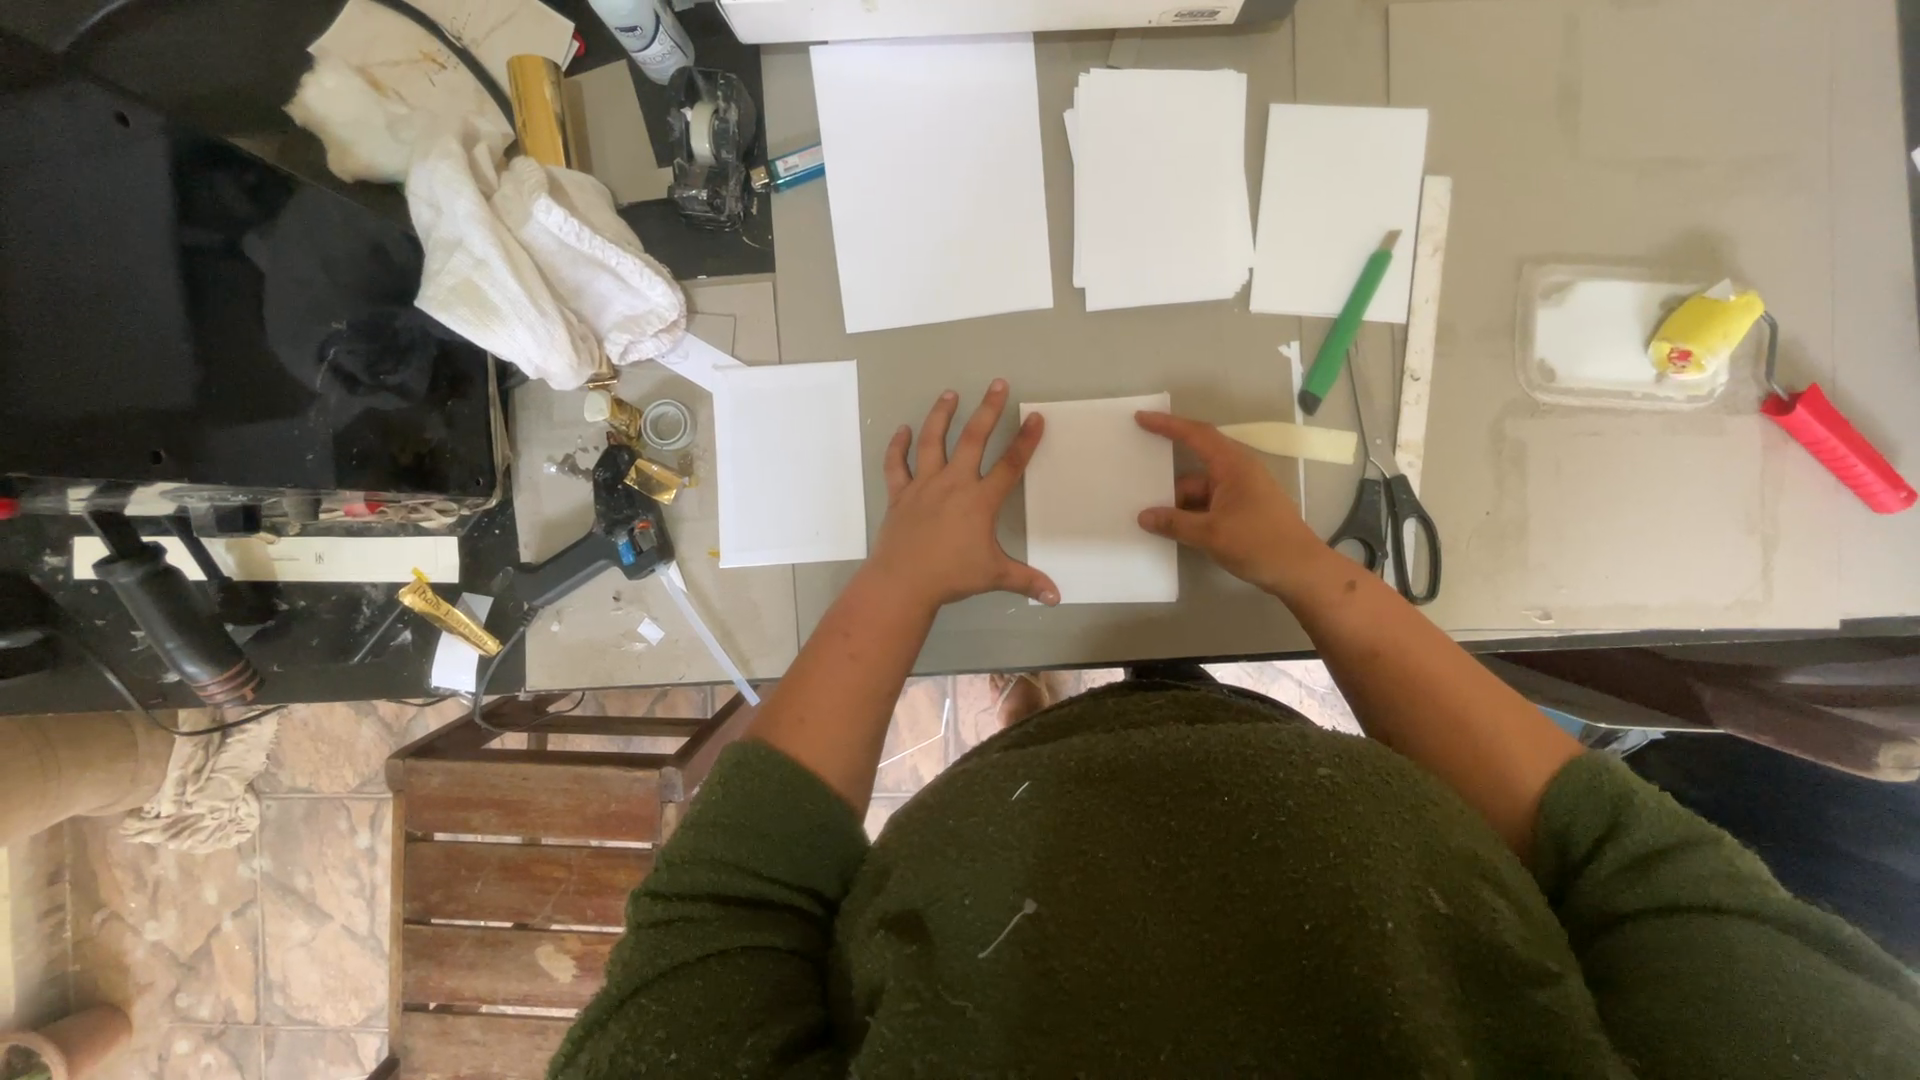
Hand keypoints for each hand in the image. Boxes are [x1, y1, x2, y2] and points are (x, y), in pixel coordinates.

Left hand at [866, 381, 1059, 609]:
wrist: (902, 582)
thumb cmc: (951, 576)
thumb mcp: (994, 576)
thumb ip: (1027, 581)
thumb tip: (1056, 597)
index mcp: (980, 500)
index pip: (1010, 465)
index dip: (1025, 440)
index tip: (1035, 417)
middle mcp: (953, 484)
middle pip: (973, 439)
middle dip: (988, 410)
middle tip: (997, 384)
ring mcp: (923, 486)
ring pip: (931, 441)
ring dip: (941, 415)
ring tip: (949, 394)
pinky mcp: (899, 494)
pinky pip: (896, 464)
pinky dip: (897, 446)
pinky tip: (902, 430)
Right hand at [1134, 411, 1327, 597]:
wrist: (1301, 571)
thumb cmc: (1259, 543)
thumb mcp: (1210, 534)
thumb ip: (1174, 523)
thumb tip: (1144, 517)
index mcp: (1233, 466)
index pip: (1197, 435)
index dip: (1168, 425)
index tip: (1141, 418)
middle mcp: (1238, 473)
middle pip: (1194, 469)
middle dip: (1168, 481)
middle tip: (1138, 485)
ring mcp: (1242, 493)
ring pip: (1200, 491)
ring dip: (1180, 505)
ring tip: (1153, 521)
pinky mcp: (1244, 511)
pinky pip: (1209, 505)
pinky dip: (1192, 515)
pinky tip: (1175, 531)